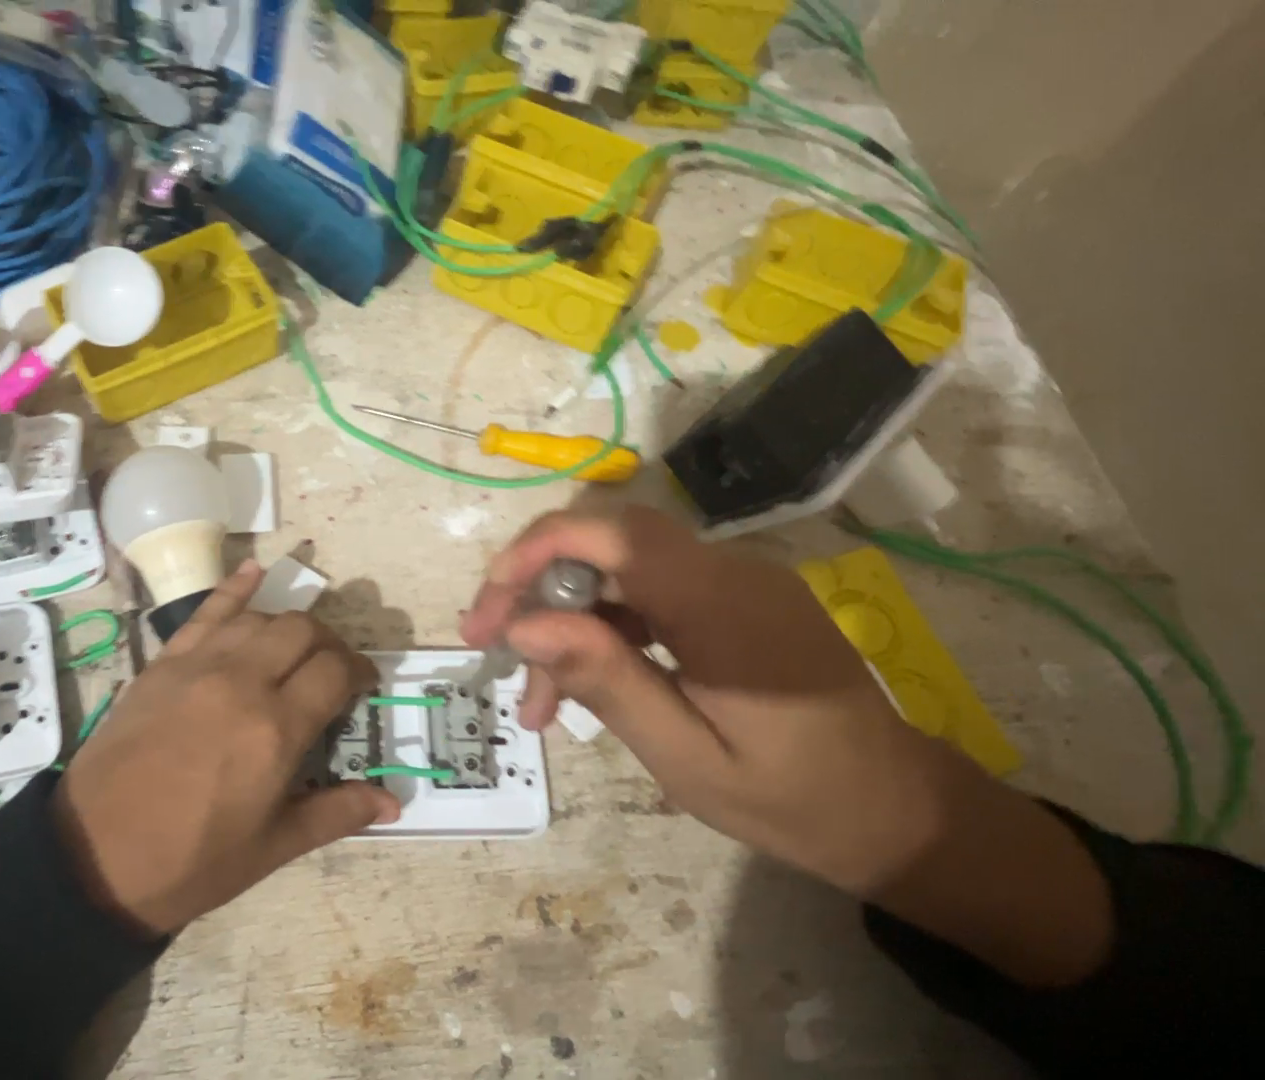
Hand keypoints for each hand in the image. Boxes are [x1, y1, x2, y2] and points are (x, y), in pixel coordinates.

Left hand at [55, 562, 400, 937]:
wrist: (94, 856)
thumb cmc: (192, 861)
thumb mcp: (272, 847)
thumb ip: (336, 813)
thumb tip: (393, 801)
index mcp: (276, 729)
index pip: (334, 671)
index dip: (359, 672)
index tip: (362, 688)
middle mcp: (241, 682)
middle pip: (301, 631)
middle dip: (329, 644)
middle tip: (332, 672)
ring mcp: (197, 666)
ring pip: (258, 618)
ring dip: (287, 626)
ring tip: (295, 649)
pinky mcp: (162, 664)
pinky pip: (205, 612)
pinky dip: (234, 589)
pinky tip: (254, 571)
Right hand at [462, 507, 1110, 985]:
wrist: (898, 813)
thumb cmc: (795, 801)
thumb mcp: (688, 760)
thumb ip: (608, 683)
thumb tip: (524, 624)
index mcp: (724, 607)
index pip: (613, 534)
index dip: (535, 551)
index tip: (489, 609)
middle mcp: (730, 573)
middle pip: (606, 539)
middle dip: (533, 583)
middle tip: (489, 646)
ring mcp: (733, 583)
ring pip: (617, 569)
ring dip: (562, 618)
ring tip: (533, 699)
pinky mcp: (729, 602)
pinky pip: (645, 594)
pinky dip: (600, 630)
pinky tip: (575, 685)